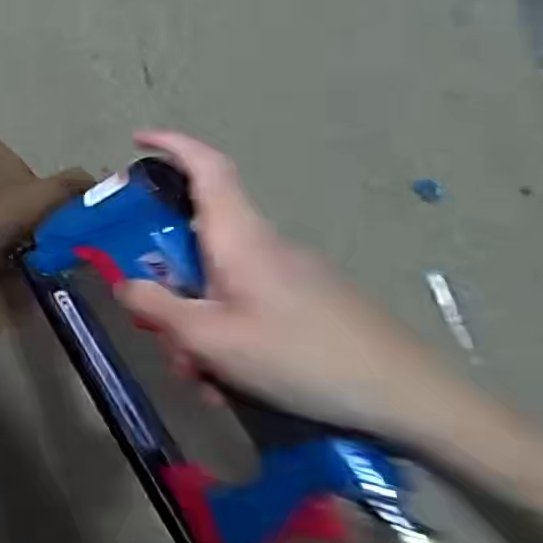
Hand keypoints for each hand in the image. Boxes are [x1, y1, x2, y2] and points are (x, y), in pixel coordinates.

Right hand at [115, 131, 477, 442]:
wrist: (417, 403)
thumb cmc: (302, 356)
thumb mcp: (206, 336)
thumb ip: (153, 304)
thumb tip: (125, 283)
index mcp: (240, 238)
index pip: (208, 169)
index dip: (171, 146)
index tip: (136, 140)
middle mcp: (262, 246)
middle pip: (191, 244)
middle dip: (163, 284)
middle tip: (154, 328)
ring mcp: (288, 274)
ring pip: (212, 285)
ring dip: (192, 325)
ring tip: (199, 374)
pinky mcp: (306, 302)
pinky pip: (240, 306)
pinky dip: (222, 336)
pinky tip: (229, 382)